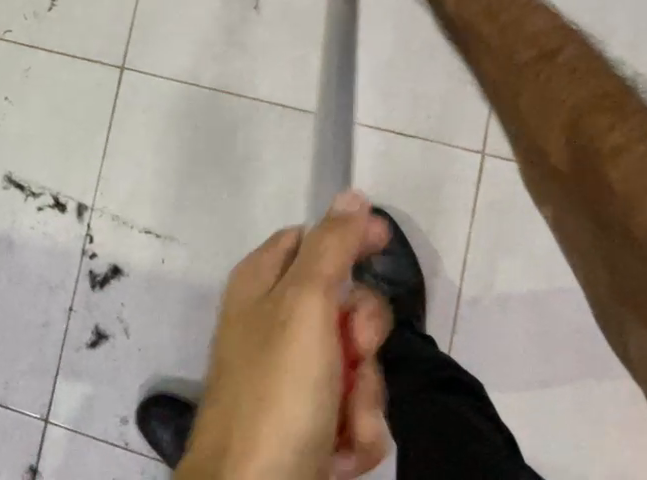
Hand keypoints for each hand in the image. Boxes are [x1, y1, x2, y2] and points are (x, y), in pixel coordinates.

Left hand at [178, 191, 394, 479]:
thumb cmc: (276, 390)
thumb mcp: (304, 305)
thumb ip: (332, 246)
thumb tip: (352, 193)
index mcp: (262, 283)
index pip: (311, 239)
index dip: (348, 240)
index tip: (384, 245)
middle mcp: (275, 323)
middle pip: (346, 305)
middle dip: (363, 337)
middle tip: (352, 352)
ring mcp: (292, 378)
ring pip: (359, 365)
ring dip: (363, 397)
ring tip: (341, 421)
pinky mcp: (310, 424)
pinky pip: (355, 412)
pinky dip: (354, 433)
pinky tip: (337, 454)